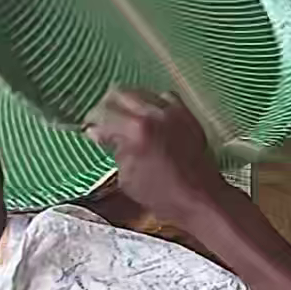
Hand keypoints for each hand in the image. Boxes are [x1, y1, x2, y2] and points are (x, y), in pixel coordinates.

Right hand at [85, 87, 228, 223]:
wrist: (200, 197)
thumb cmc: (162, 195)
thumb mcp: (127, 179)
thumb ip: (114, 151)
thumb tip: (100, 135)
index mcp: (134, 131)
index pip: (102, 115)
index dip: (92, 125)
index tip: (90, 133)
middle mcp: (152, 113)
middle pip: (118, 94)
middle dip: (106, 109)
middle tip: (103, 124)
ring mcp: (171, 110)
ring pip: (140, 92)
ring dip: (128, 104)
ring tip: (125, 122)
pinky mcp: (186, 113)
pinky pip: (162, 97)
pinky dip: (152, 105)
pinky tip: (150, 120)